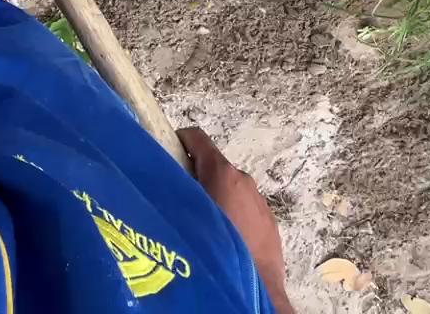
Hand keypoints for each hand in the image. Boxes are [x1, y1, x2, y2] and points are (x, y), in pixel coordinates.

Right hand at [179, 127, 292, 313]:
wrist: (258, 291)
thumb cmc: (217, 247)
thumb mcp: (184, 213)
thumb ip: (174, 189)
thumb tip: (159, 176)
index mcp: (222, 172)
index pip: (196, 138)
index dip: (178, 142)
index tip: (166, 156)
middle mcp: (243, 180)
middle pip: (212, 165)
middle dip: (194, 175)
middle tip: (179, 199)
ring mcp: (260, 201)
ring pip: (229, 188)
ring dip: (214, 197)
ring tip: (201, 225)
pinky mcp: (270, 223)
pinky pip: (244, 208)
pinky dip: (231, 214)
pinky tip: (223, 240)